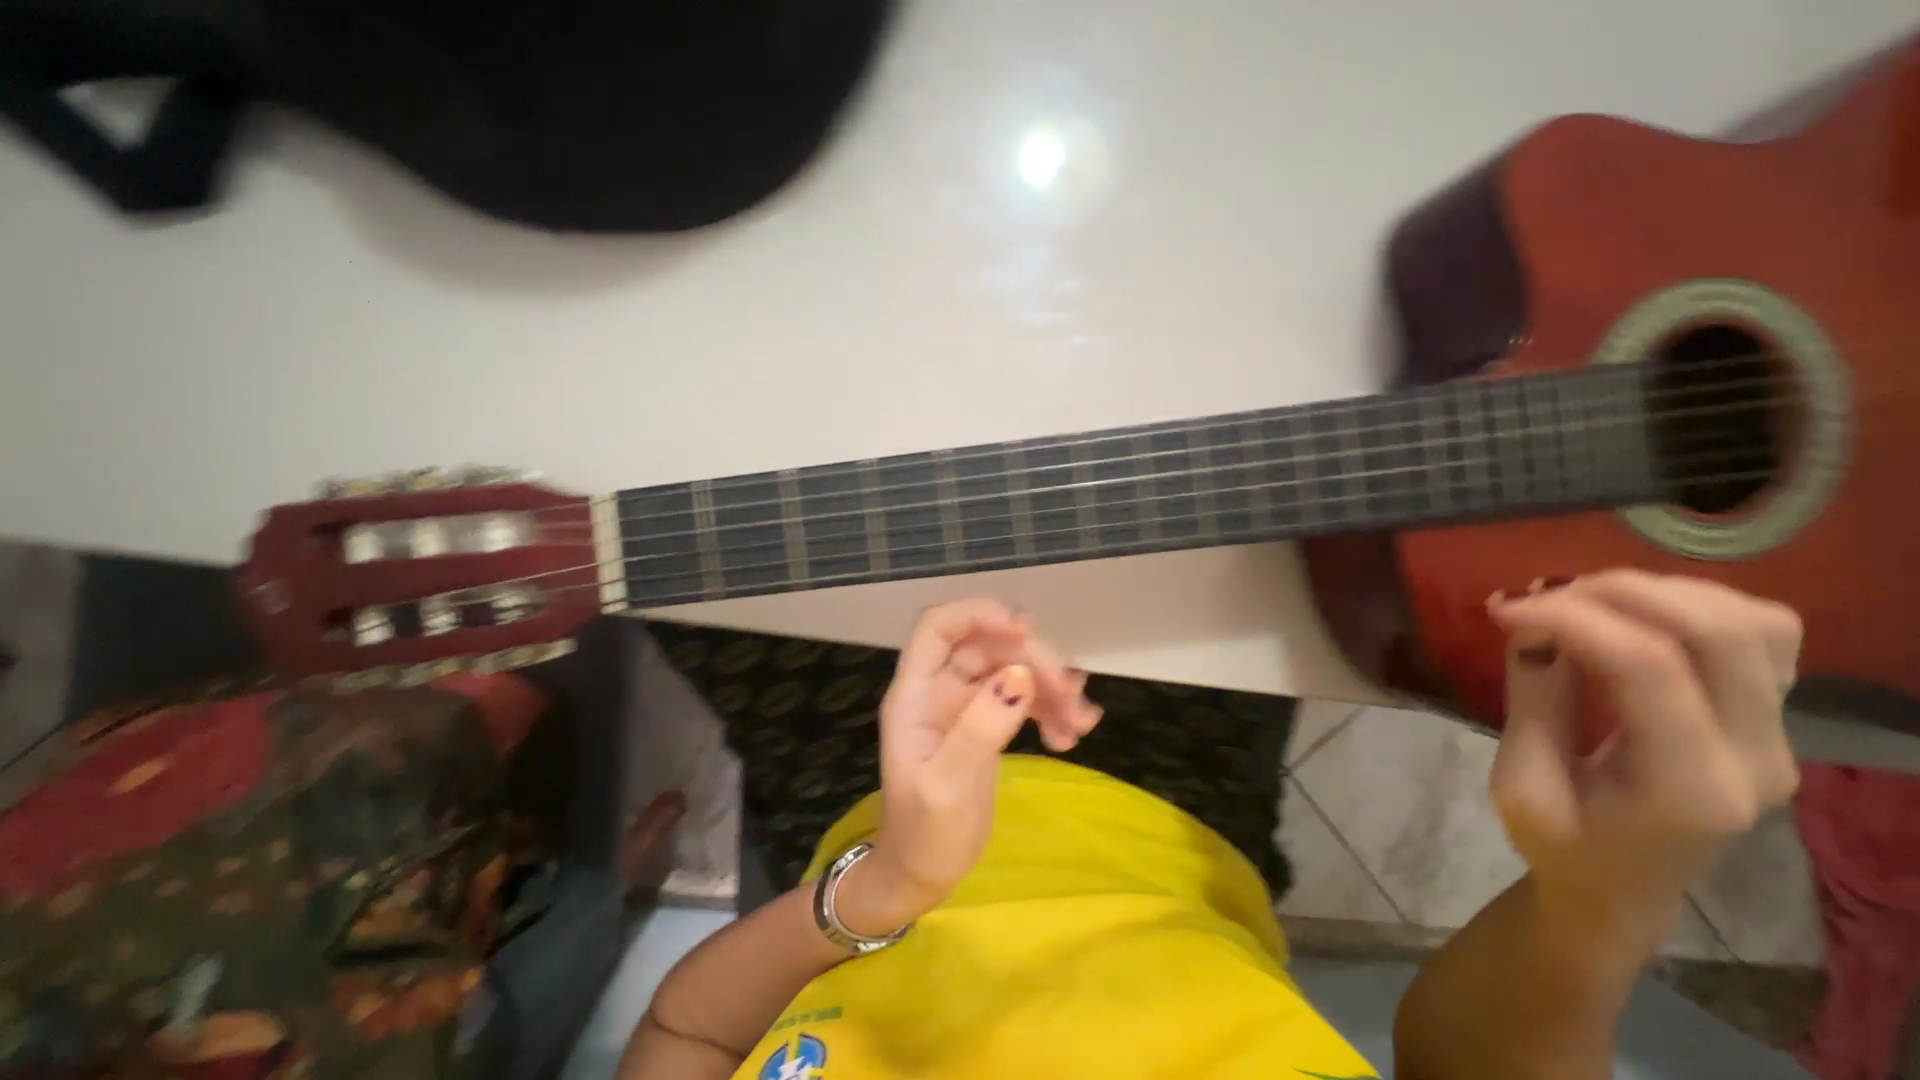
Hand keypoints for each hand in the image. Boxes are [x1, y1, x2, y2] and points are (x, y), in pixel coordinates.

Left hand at [836, 599, 1102, 936]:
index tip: (1026, 627)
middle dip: (1033, 661)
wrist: (923, 876)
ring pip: (1012, 671)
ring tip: (1080, 723)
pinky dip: (1050, 708)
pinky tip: (1071, 733)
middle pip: (989, 647)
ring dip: (1050, 687)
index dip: (978, 614)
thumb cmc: (925, 833)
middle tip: (1070, 694)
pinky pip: (1023, 698)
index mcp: (915, 695)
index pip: (938, 628)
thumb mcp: (950, 784)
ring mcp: (965, 707)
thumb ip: (982, 727)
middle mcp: (939, 691)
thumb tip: (1021, 674)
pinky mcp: (988, 725)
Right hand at [1487, 571, 1801, 941]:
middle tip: (1545, 594)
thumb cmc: (1560, 846)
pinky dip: (1698, 604)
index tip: (1504, 607)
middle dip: (1617, 591)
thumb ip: (1534, 702)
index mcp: (1689, 788)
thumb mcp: (1518, 786)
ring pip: (1753, 622)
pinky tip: (1638, 615)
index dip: (1572, 618)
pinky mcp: (1773, 718)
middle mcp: (1757, 757)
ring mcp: (1779, 736)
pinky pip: (1765, 634)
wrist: (1619, 890)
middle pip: (1716, 631)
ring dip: (1660, 592)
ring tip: (1587, 600)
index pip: (1648, 666)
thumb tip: (1535, 625)